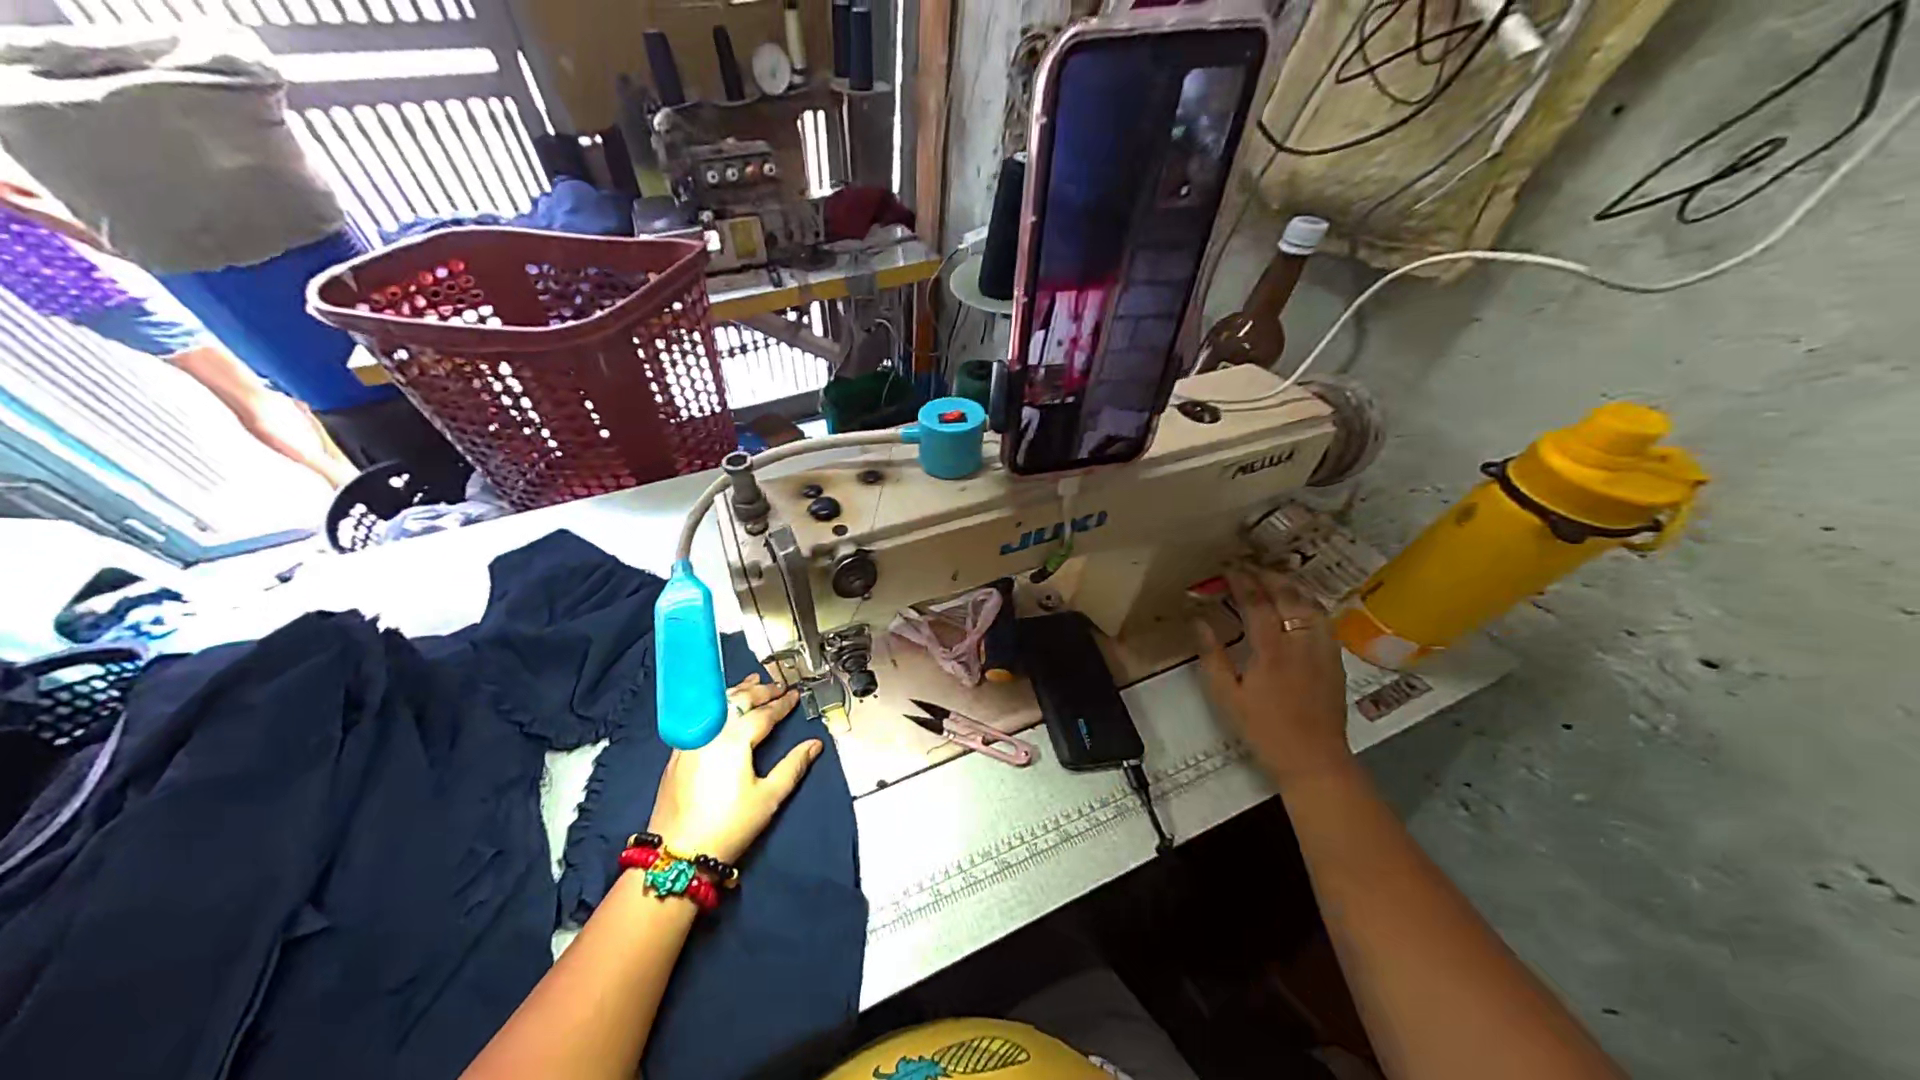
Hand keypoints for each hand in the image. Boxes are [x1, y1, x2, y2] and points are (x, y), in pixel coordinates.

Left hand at [647, 674, 822, 863]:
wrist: (679, 852)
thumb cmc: (728, 827)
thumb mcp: (769, 798)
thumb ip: (793, 766)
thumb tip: (814, 745)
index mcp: (735, 740)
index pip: (764, 713)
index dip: (782, 703)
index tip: (795, 695)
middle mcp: (711, 732)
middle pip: (738, 701)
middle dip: (761, 691)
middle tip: (779, 686)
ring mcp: (692, 740)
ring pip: (717, 705)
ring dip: (737, 692)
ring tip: (752, 684)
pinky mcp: (678, 752)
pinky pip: (701, 716)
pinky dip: (717, 705)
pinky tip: (722, 708)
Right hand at [1195, 567, 1352, 788]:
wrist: (1313, 758)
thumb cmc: (1263, 730)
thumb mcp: (1226, 696)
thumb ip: (1212, 655)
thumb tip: (1199, 620)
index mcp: (1271, 650)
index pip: (1257, 602)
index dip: (1241, 580)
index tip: (1227, 568)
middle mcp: (1301, 642)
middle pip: (1287, 595)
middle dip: (1266, 576)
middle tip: (1247, 566)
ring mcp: (1323, 648)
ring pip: (1310, 603)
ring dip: (1290, 585)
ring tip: (1272, 577)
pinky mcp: (1335, 658)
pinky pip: (1322, 619)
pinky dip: (1307, 603)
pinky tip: (1297, 604)